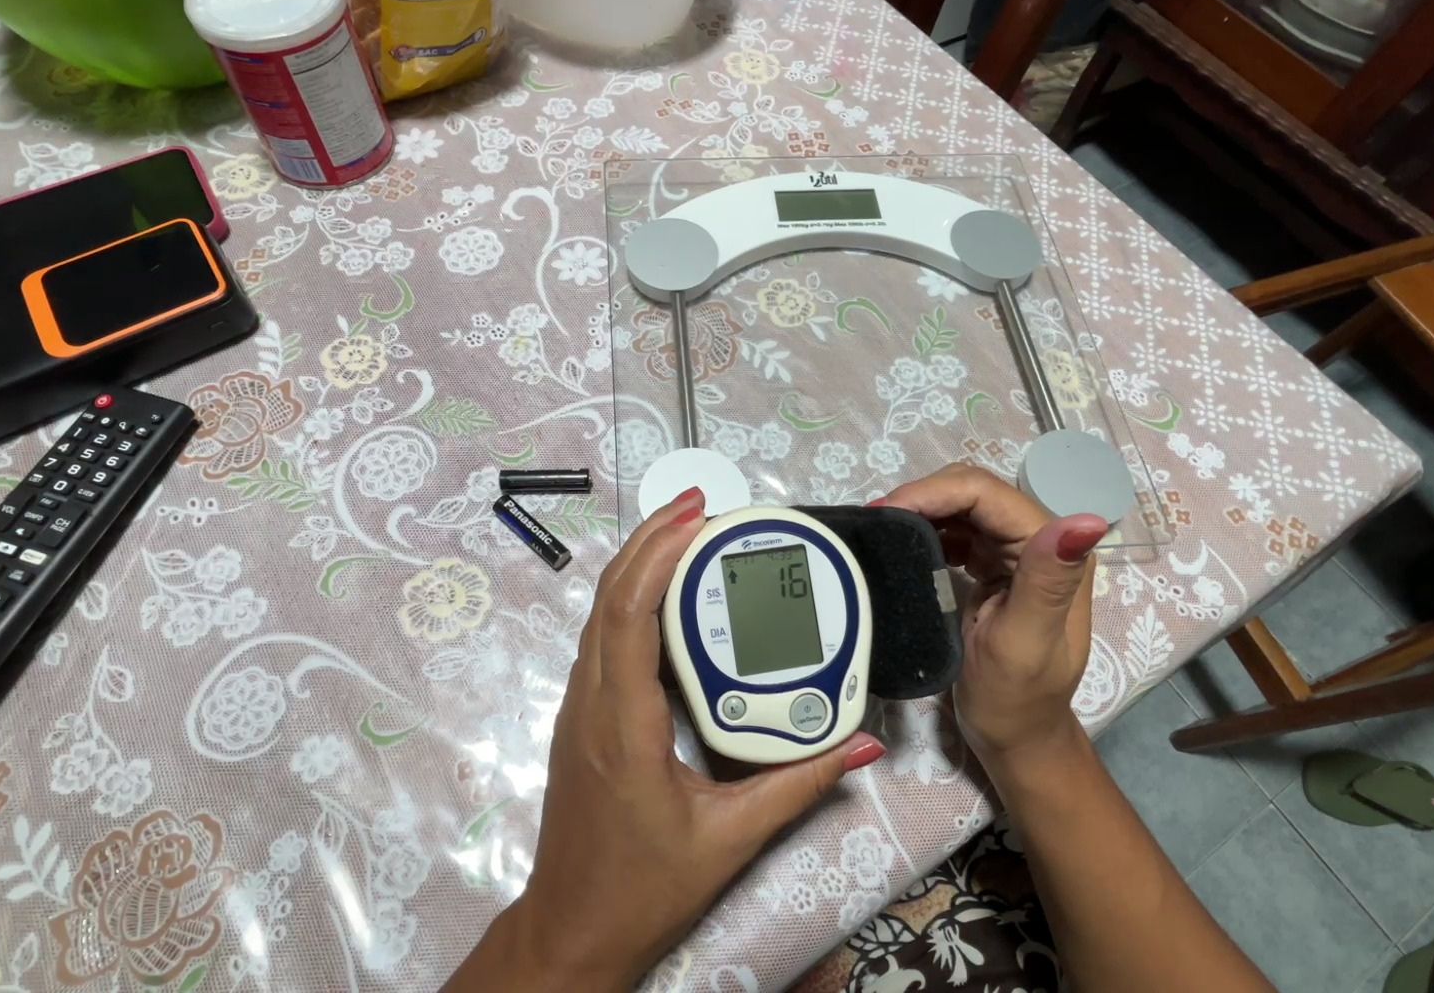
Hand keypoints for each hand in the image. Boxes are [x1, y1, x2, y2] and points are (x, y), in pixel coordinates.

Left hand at [451, 487, 884, 991]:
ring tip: (685, 535)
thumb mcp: (732, 838)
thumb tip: (861, 745)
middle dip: (648, 541)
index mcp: (623, 725)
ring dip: (636, 565)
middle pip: (607, 598)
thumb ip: (798, 786)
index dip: (656, 556)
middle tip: (697, 506)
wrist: (573, 927)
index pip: (629, 616)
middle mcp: (590, 703)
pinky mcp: (582, 715)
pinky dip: (631, 600)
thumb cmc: (645, 887)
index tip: (693, 515)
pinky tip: (667, 595)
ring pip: (598, 614)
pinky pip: (603, 639)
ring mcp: (578, 706)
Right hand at [877, 465, 1107, 764]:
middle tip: (877, 520)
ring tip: (883, 528)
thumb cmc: (1016, 697)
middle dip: (925, 495)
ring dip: (923, 509)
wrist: (1014, 735)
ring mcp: (1015, 553)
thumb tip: (1084, 521)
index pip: (989, 495)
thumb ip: (1047, 580)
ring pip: (963, 505)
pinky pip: (957, 529)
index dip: (935, 491)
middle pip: (975, 491)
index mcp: (1054, 552)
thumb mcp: (1024, 643)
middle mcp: (1040, 542)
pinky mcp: (993, 566)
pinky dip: (927, 527)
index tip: (886, 511)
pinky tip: (904, 545)